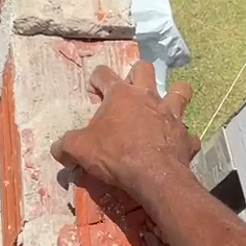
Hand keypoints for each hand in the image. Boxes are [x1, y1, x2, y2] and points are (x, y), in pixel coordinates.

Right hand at [51, 62, 199, 198]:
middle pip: (145, 69)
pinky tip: (177, 146)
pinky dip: (183, 139)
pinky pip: (188, 135)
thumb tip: (57, 148)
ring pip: (180, 91)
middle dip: (138, 73)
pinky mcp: (186, 138)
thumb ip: (66, 145)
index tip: (94, 89)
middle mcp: (147, 97)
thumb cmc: (115, 154)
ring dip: (175, 95)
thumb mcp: (80, 149)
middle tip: (131, 89)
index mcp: (120, 95)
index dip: (97, 78)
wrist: (154, 176)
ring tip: (167, 104)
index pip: (104, 73)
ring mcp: (170, 115)